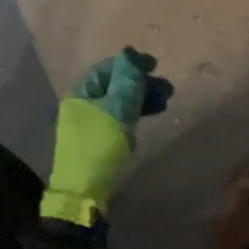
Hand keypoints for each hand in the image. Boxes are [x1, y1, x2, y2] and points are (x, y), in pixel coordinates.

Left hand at [40, 48, 174, 228]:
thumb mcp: (116, 111)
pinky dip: (133, 115)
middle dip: (140, 83)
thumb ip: (126, 83)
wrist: (83, 193)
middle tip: (167, 89)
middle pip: (113, 85)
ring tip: (164, 102)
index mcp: (81, 93)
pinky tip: (147, 118)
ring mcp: (88, 124)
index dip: (129, 64)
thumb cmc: (98, 147)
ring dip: (140, 99)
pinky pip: (118, 119)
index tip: (154, 65)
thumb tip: (129, 55)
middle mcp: (82, 104)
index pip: (106, 69)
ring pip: (118, 103)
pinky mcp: (97, 142)